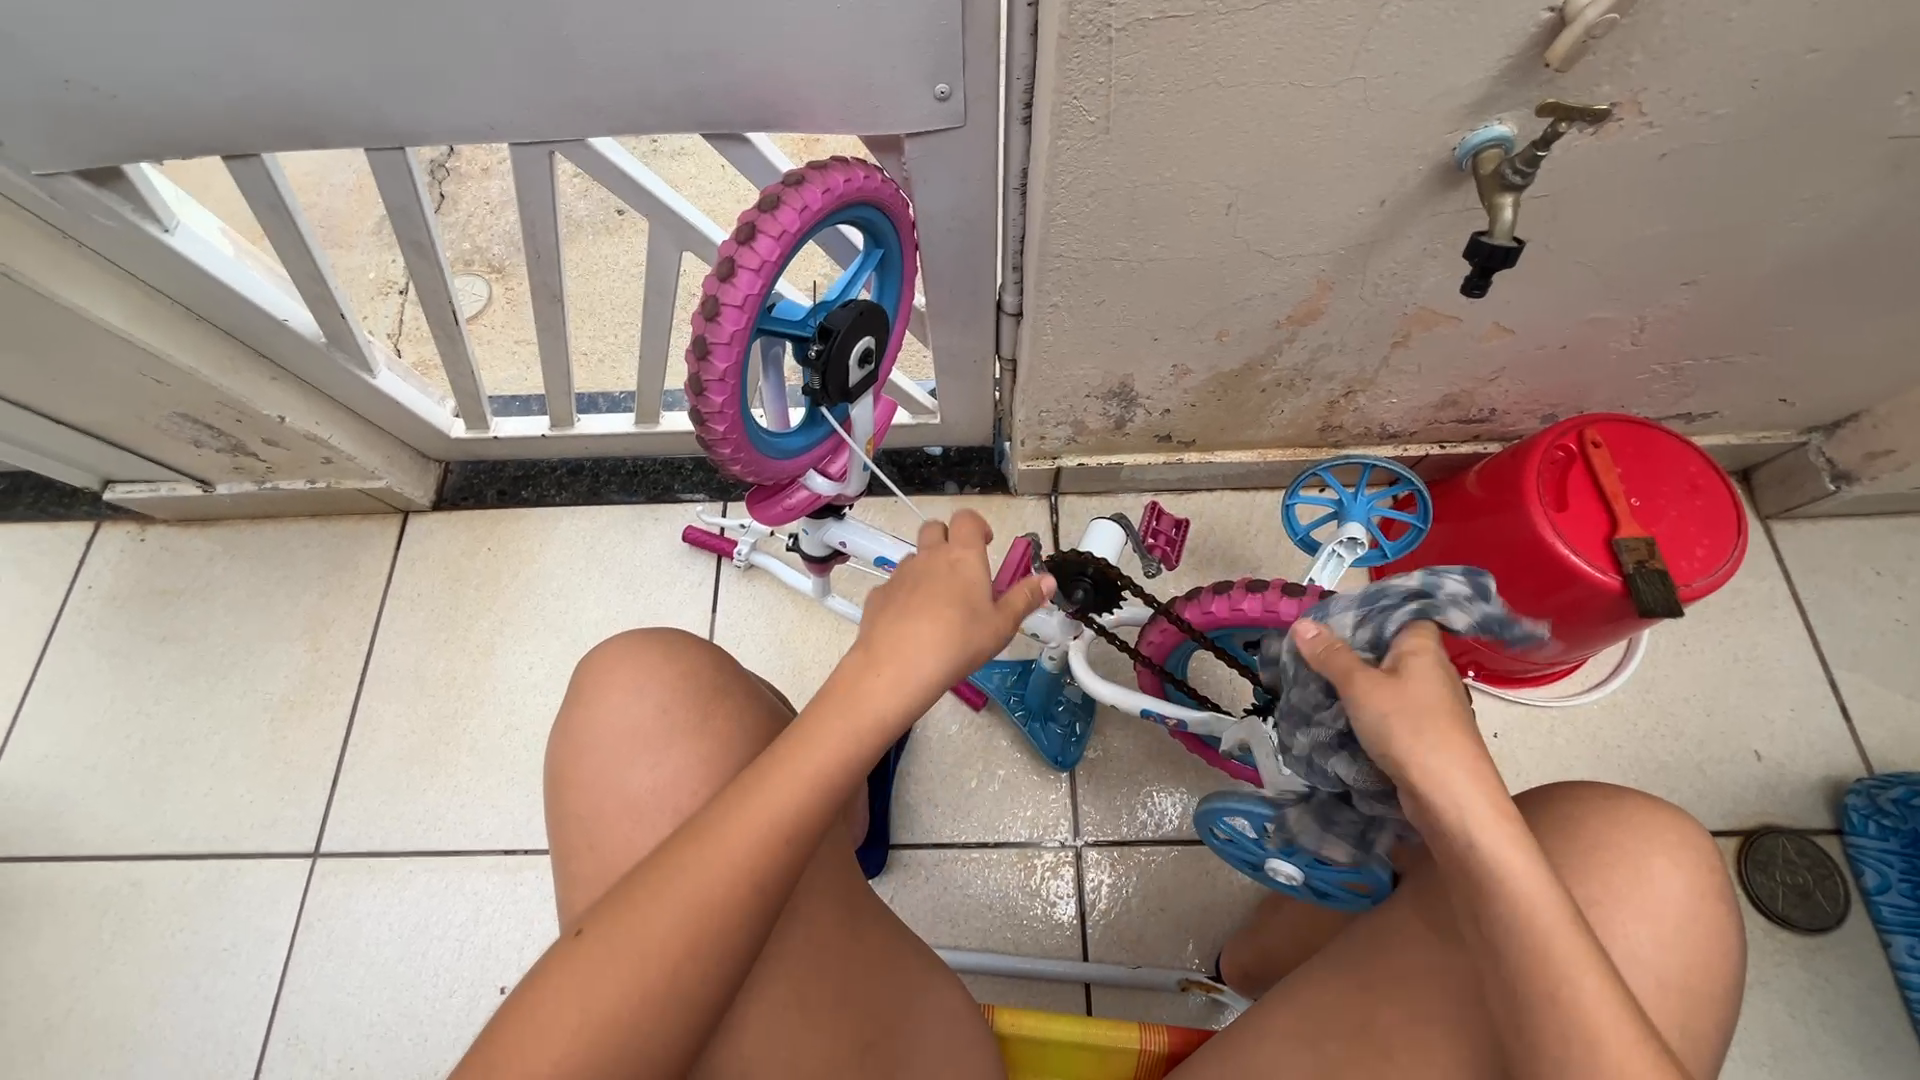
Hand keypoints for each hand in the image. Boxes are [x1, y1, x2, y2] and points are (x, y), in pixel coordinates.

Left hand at [847, 510, 1053, 705]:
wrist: (897, 666)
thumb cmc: (959, 642)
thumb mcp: (1001, 625)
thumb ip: (1024, 599)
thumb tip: (1048, 579)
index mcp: (962, 557)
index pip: (967, 518)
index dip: (976, 525)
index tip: (985, 542)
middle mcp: (928, 557)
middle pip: (934, 528)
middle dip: (947, 539)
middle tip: (961, 569)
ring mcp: (899, 575)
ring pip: (913, 558)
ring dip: (926, 570)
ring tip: (937, 604)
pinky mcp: (877, 595)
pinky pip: (894, 586)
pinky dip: (904, 596)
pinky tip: (910, 625)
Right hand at [1289, 619, 1502, 808]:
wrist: (1450, 797)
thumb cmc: (1408, 728)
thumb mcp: (1360, 686)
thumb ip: (1330, 655)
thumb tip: (1302, 623)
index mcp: (1422, 645)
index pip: (1397, 612)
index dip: (1365, 610)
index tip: (1327, 615)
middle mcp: (1430, 667)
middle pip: (1385, 646)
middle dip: (1348, 647)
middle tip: (1307, 646)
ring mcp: (1429, 700)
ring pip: (1384, 678)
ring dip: (1353, 680)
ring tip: (1312, 676)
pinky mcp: (1422, 729)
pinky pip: (1387, 705)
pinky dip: (1363, 705)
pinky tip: (1335, 709)